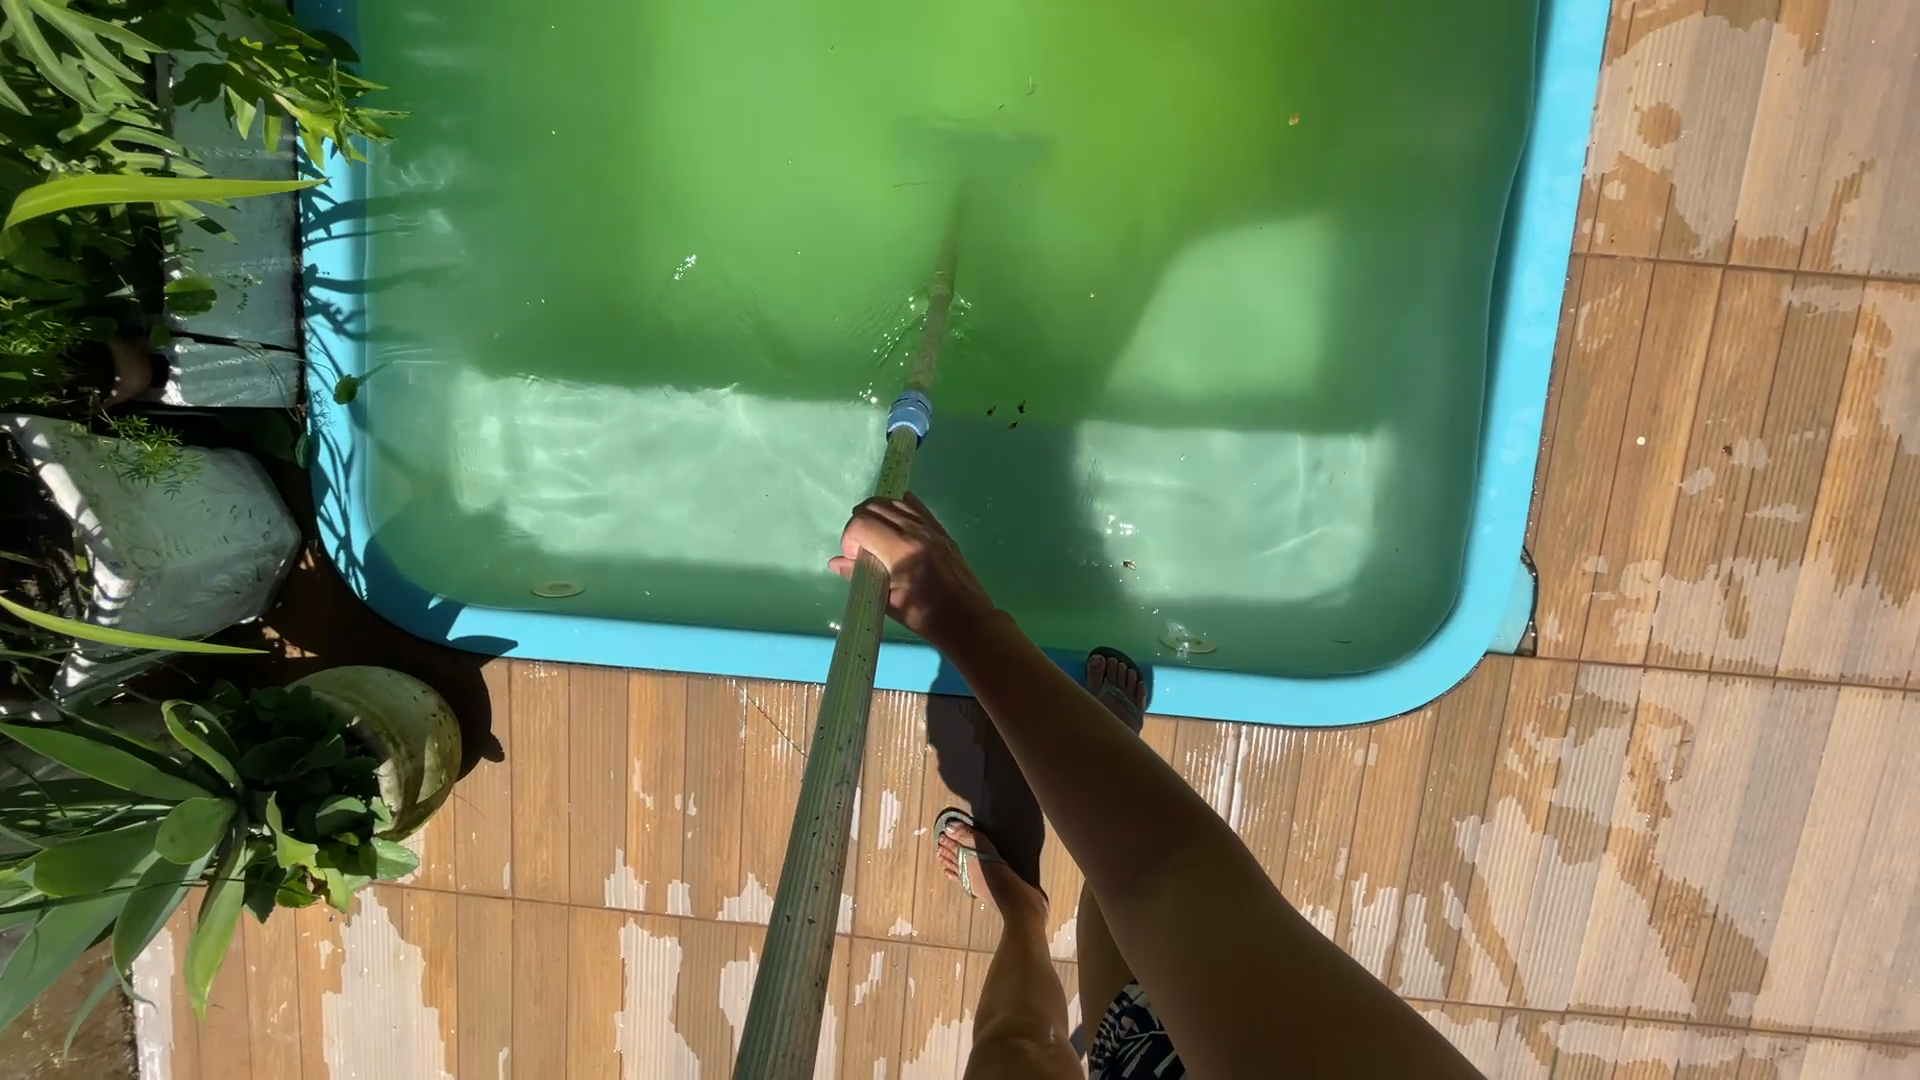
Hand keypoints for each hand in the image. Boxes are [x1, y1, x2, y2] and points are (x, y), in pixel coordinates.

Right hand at [830, 492, 995, 645]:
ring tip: (874, 537)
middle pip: (875, 507)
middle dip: (859, 524)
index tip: (854, 559)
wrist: (967, 619)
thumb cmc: (926, 617)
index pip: (861, 524)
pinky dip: (900, 506)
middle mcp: (916, 531)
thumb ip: (861, 576)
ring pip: (895, 502)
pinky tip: (893, 519)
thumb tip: (836, 562)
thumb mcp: (888, 602)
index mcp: (901, 550)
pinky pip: (917, 507)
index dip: (849, 539)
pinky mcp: (941, 532)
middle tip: (861, 549)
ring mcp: (931, 529)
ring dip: (877, 513)